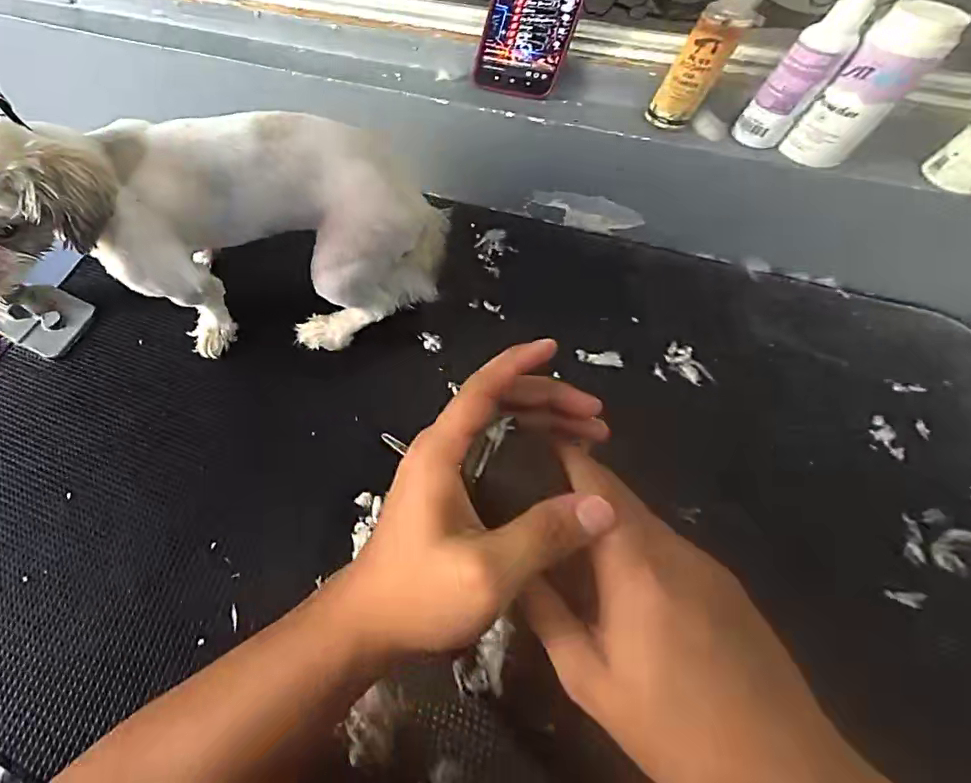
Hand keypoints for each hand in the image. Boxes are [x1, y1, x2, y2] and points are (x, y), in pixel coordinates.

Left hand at [325, 339, 616, 659]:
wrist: (369, 623)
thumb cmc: (420, 593)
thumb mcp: (488, 571)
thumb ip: (543, 535)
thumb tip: (601, 504)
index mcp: (441, 450)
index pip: (482, 389)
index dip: (517, 363)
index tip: (553, 346)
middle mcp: (438, 448)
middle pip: (494, 402)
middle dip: (545, 398)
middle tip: (596, 416)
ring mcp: (440, 468)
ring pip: (495, 424)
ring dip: (539, 420)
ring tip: (588, 433)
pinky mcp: (446, 489)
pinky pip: (490, 447)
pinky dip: (525, 442)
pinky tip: (553, 459)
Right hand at [521, 448, 888, 782]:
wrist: (786, 771)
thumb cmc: (676, 731)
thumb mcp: (592, 681)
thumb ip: (547, 616)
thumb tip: (516, 569)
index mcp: (635, 565)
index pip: (595, 484)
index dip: (563, 455)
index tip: (531, 446)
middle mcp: (672, 547)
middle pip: (618, 494)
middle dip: (576, 485)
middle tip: (538, 498)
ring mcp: (704, 561)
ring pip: (643, 520)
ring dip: (605, 521)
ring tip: (571, 545)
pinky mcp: (726, 581)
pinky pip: (668, 545)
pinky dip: (636, 545)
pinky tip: (624, 585)